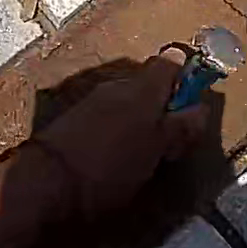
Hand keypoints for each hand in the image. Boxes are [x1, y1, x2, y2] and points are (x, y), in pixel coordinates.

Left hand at [33, 52, 211, 215]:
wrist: (46, 183)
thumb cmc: (110, 167)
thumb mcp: (155, 151)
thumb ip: (179, 128)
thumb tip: (201, 107)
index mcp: (141, 88)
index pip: (170, 64)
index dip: (184, 78)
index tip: (191, 105)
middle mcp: (114, 86)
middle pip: (146, 85)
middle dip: (160, 106)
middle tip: (169, 140)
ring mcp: (89, 101)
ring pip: (124, 103)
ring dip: (135, 121)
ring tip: (141, 153)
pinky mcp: (70, 121)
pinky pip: (103, 118)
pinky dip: (113, 131)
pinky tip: (113, 156)